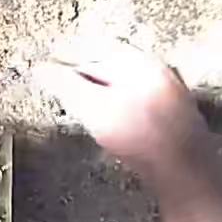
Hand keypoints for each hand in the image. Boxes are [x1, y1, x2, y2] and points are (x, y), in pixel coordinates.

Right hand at [33, 42, 213, 181]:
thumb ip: (65, 85)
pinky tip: (107, 120)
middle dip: (86, 73)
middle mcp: (160, 75)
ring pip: (125, 87)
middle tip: (62, 80)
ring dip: (100, 91)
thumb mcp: (92, 106)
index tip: (52, 59)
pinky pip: (135, 104)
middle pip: (114, 68)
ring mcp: (169, 98)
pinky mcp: (171, 121)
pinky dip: (115, 106)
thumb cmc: (138, 134)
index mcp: (143, 64)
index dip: (71, 55)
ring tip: (80, 100)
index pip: (99, 50)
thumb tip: (41, 69)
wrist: (181, 171)